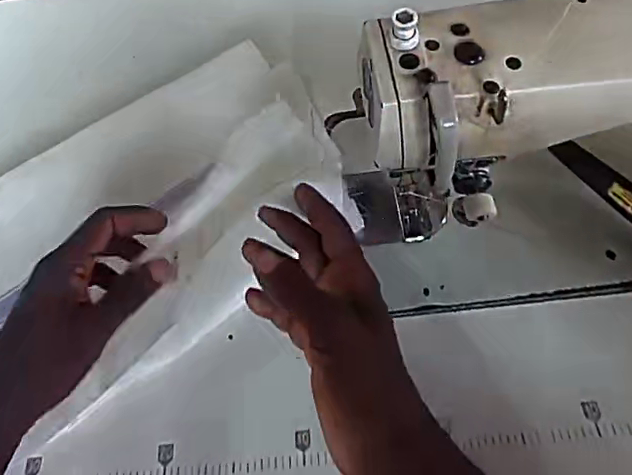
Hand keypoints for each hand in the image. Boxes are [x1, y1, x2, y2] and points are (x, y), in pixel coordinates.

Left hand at [0, 206, 173, 474]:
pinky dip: (103, 278)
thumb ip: (131, 293)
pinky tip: (115, 301)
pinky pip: (80, 275)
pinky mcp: (45, 303)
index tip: (164, 226)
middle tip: (159, 251)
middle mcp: (53, 265)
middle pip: (96, 236)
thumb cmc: (47, 363)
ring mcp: (46, 284)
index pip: (103, 222)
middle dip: (130, 238)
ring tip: (143, 278)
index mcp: (63, 262)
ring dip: (118, 259)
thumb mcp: (96, 328)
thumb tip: (165, 264)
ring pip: (88, 257)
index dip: (135, 218)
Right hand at [243, 185, 481, 474]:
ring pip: (300, 282)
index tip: (298, 189)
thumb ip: (295, 290)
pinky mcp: (319, 347)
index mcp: (353, 282)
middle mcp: (341, 295)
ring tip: (250, 250)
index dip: (317, 209)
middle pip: (314, 252)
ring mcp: (330, 322)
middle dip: (291, 231)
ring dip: (276, 265)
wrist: (381, 442)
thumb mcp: (329, 328)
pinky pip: (292, 314)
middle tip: (264, 213)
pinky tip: (254, 299)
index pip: (335, 233)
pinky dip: (273, 303)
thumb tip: (262, 252)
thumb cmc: (365, 380)